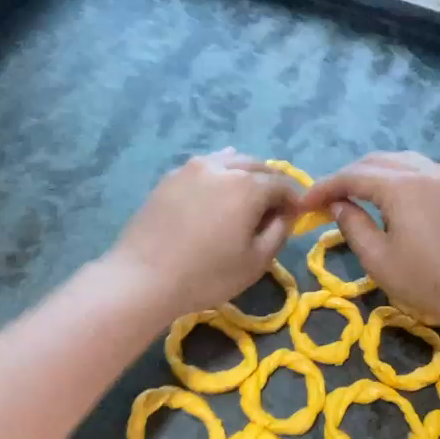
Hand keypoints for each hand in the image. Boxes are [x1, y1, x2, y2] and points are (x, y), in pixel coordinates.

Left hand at [107, 149, 301, 315]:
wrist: (144, 277)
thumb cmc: (207, 276)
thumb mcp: (255, 262)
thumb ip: (278, 232)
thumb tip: (286, 214)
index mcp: (249, 186)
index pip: (282, 185)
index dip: (293, 200)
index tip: (295, 216)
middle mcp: (222, 167)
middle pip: (257, 166)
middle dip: (270, 183)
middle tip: (272, 206)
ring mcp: (192, 168)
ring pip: (229, 161)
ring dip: (245, 174)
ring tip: (245, 195)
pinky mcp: (170, 178)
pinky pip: (204, 167)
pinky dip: (218, 174)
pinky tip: (217, 187)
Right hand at [299, 151, 439, 325]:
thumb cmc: (425, 281)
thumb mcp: (378, 259)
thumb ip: (353, 226)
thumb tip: (339, 205)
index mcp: (402, 185)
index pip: (352, 176)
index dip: (324, 187)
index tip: (303, 204)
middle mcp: (425, 170)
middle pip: (376, 162)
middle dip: (346, 177)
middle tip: (325, 199)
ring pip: (398, 161)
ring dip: (371, 174)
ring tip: (352, 196)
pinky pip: (418, 170)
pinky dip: (395, 177)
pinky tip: (386, 198)